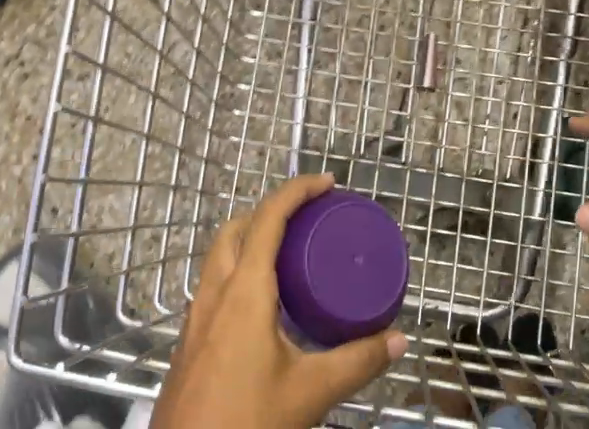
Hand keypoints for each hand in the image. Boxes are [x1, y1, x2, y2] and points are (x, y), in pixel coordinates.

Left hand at [154, 174, 408, 428]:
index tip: (327, 183)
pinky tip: (263, 305)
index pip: (268, 218)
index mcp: (243, 291)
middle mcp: (214, 294)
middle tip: (307, 217)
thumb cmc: (247, 422)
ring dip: (249, 239)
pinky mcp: (189, 343)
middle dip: (270, 210)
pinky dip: (238, 272)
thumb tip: (398, 338)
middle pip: (235, 228)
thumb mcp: (310, 392)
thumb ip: (357, 362)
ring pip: (218, 257)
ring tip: (288, 253)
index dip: (297, 191)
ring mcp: (195, 319)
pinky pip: (213, 286)